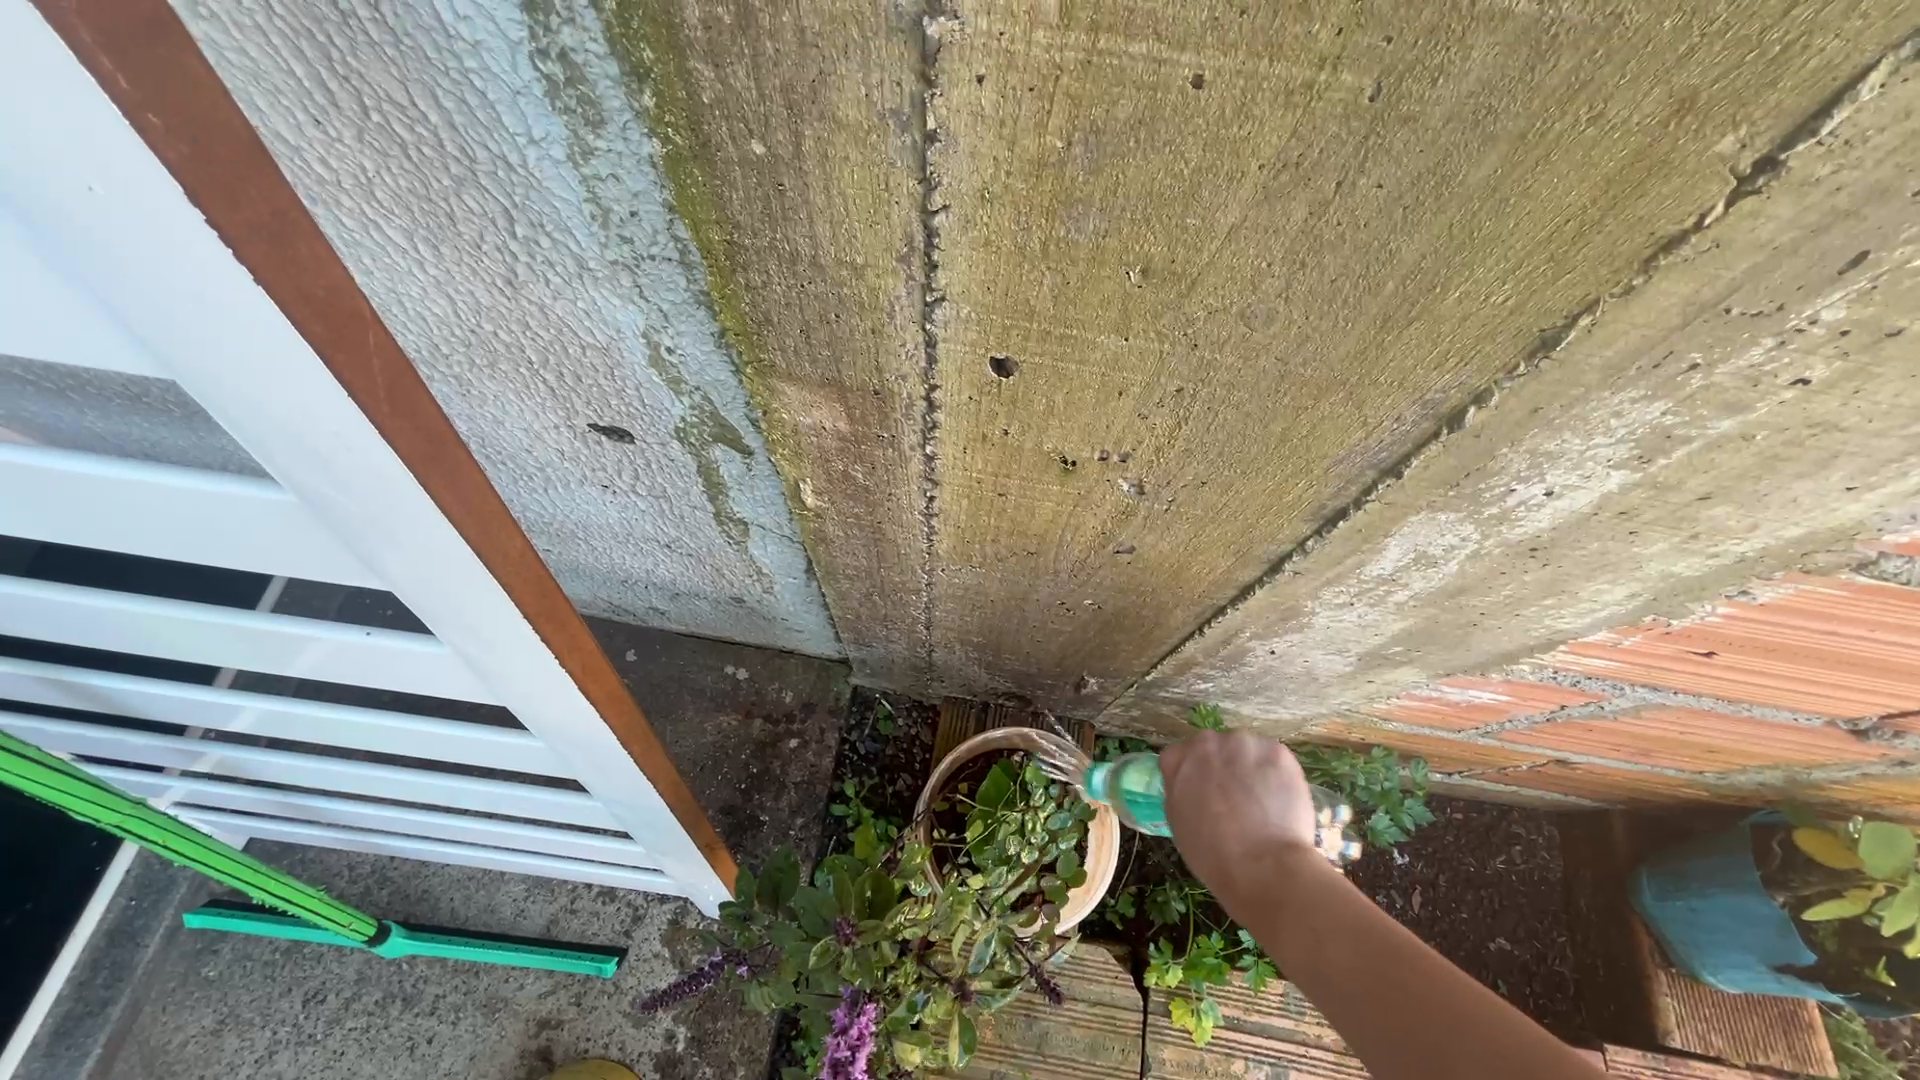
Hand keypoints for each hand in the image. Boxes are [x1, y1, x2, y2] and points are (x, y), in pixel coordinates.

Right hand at [1160, 731, 1319, 895]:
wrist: (1262, 866)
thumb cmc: (1212, 853)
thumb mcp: (1177, 821)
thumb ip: (1179, 790)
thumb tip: (1192, 784)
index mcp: (1179, 758)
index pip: (1180, 755)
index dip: (1193, 775)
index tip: (1203, 794)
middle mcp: (1209, 741)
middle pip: (1215, 748)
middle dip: (1223, 768)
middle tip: (1234, 799)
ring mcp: (1245, 744)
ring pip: (1247, 751)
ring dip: (1251, 768)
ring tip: (1262, 802)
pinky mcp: (1278, 752)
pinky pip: (1274, 759)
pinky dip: (1277, 775)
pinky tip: (1280, 801)